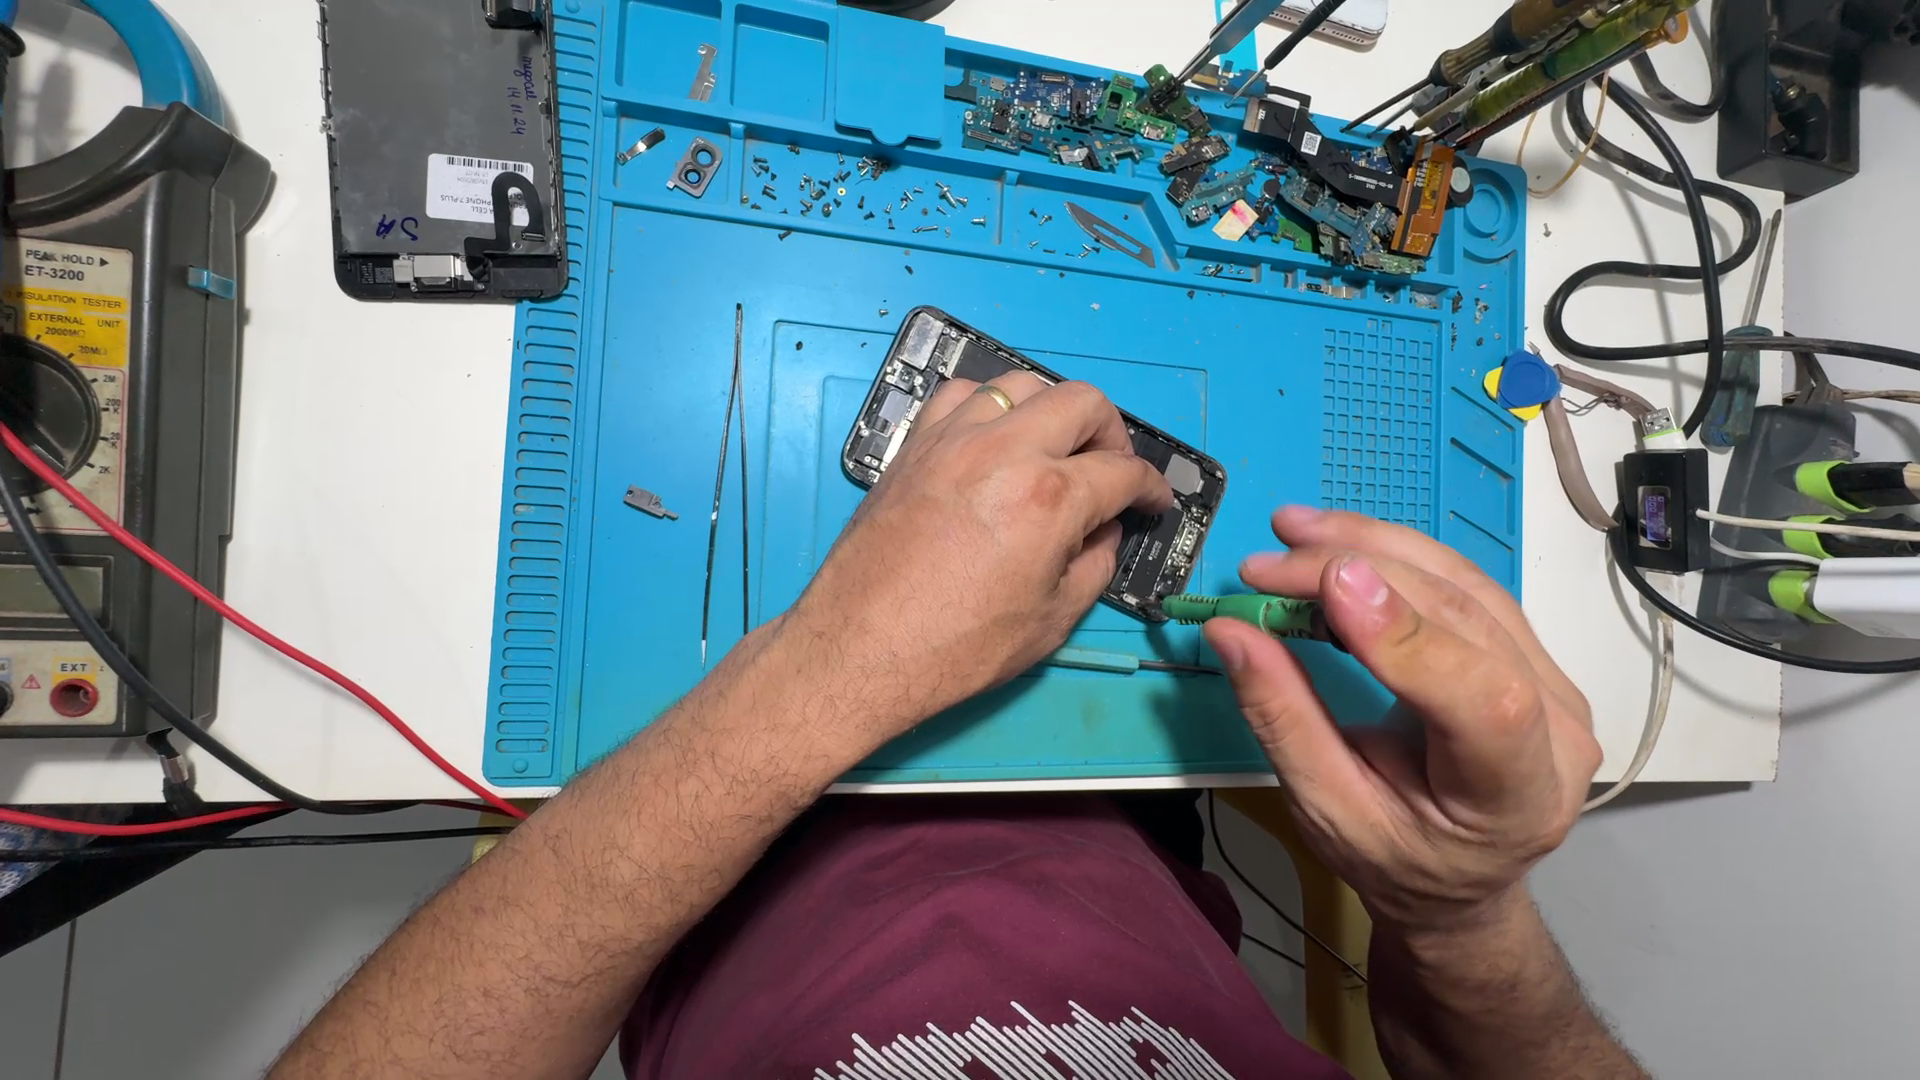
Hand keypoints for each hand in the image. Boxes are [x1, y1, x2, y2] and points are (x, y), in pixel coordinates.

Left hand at [783, 372, 1172, 733]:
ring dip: (1052, 413)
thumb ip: (1094, 563)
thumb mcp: (1052, 622)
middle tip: (1110, 473)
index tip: (1154, 503)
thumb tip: (1104, 529)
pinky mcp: (914, 445)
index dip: (1151, 489)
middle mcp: (1005, 449)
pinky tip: (991, 440)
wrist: (859, 648)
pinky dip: (990, 407)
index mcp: (1049, 497)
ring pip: (1021, 385)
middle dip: (1113, 435)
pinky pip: (960, 395)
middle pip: (1083, 402)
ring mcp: (953, 439)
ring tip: (1052, 451)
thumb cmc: (958, 649)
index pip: (1124, 472)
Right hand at [1204, 507, 1599, 933]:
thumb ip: (1282, 719)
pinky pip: (1460, 582)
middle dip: (1358, 571)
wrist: (1457, 879)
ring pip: (1464, 582)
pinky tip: (1336, 544)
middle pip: (1465, 618)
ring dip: (1373, 543)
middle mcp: (1558, 723)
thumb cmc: (1393, 858)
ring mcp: (1549, 676)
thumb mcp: (1325, 808)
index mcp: (1517, 793)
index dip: (1406, 636)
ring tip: (1292, 530)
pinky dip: (1391, 553)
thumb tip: (1230, 631)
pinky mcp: (1523, 649)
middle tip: (1264, 565)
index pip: (1482, 698)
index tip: (1328, 585)